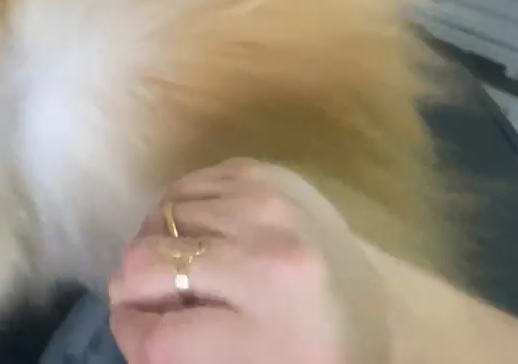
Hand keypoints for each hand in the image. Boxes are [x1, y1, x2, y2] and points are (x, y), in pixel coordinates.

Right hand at [107, 160, 389, 363]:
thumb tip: (130, 325)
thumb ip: (188, 357)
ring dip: (155, 245)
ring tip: (177, 268)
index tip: (132, 335)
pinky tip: (197, 237)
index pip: (160, 337)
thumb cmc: (317, 359)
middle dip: (132, 286)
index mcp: (274, 336)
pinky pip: (179, 187)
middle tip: (142, 299)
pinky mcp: (256, 172)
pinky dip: (175, 215)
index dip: (129, 334)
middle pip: (147, 264)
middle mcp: (267, 260)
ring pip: (157, 218)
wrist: (388, 313)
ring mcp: (262, 205)